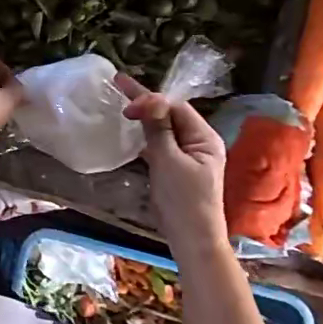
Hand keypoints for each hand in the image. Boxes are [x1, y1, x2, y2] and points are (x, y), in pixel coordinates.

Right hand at [115, 73, 231, 256]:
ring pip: (165, 128)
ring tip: (123, 103)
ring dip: (145, 116)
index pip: (175, 106)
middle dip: (146, 100)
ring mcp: (189, 157)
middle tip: (118, 83)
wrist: (193, 240)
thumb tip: (148, 100)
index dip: (150, 99)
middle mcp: (199, 142)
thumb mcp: (167, 161)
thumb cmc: (183, 200)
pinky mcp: (178, 170)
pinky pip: (161, 144)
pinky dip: (146, 136)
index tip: (124, 103)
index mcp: (204, 137)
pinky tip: (131, 133)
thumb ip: (158, 129)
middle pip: (171, 113)